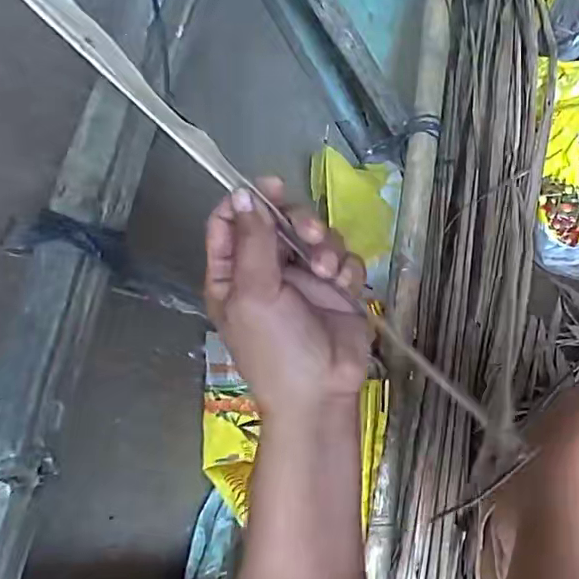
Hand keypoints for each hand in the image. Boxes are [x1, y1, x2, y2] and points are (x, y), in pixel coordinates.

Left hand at [205, 177, 372, 417]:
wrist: (321, 391)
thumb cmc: (276, 349)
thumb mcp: (254, 294)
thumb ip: (253, 242)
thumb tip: (243, 192)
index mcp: (233, 273)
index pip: (231, 222)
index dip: (248, 200)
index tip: (269, 188)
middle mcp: (269, 270)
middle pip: (281, 221)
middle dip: (299, 222)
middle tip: (310, 234)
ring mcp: (306, 279)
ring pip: (319, 236)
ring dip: (327, 248)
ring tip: (328, 274)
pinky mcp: (338, 288)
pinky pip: (345, 259)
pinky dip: (346, 268)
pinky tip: (344, 287)